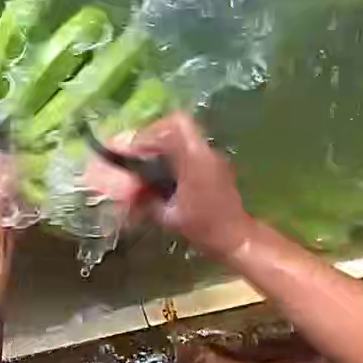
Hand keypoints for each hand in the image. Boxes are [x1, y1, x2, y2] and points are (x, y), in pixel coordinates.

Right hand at [101, 113, 255, 258]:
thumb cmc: (203, 227)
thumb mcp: (168, 216)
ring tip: (145, 162)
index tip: (131, 149)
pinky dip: (172, 153)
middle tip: (135, 152)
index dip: (148, 132)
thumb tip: (127, 187)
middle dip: (153, 135)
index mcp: (195, 159)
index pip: (173, 125)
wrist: (236, 238)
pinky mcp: (214, 164)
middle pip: (177, 125)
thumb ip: (146, 198)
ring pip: (183, 134)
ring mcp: (212, 156)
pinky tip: (161, 172)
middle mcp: (206, 151)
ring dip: (162, 143)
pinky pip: (189, 148)